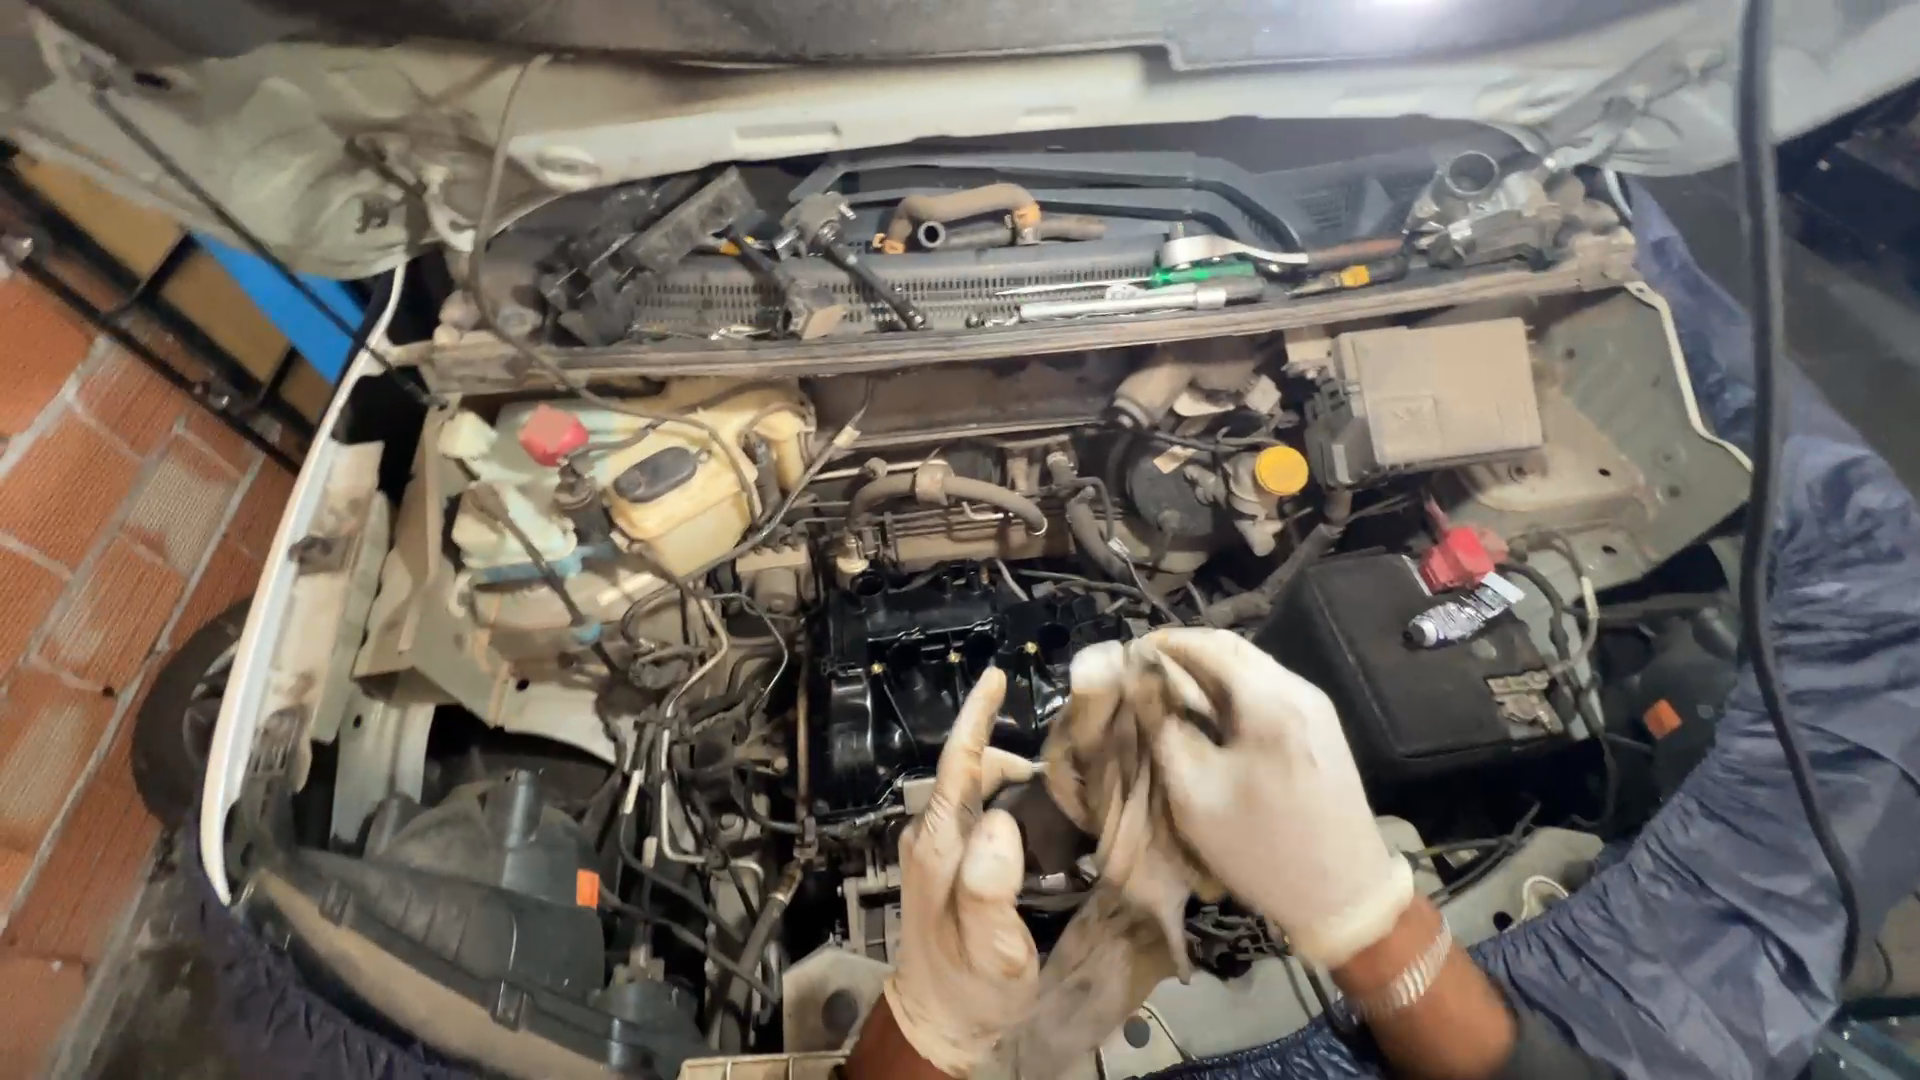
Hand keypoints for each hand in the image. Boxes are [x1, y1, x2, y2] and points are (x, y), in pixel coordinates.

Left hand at [883, 668, 1039, 1076]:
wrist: (940, 1022)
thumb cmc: (970, 986)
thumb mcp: (989, 944)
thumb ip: (990, 882)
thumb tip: (1002, 819)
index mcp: (939, 842)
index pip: (956, 763)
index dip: (975, 717)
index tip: (994, 677)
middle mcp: (930, 834)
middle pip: (972, 772)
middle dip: (1013, 766)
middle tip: (1061, 790)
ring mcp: (934, 847)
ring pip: (976, 792)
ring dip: (1013, 791)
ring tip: (1054, 819)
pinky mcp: (944, 860)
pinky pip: (976, 814)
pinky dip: (1006, 808)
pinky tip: (1034, 835)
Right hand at [1135, 628, 1413, 968]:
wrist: (1347, 897)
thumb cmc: (1260, 848)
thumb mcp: (1194, 793)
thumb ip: (1163, 728)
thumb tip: (1140, 682)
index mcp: (1268, 702)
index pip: (1206, 645)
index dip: (1161, 644)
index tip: (1126, 657)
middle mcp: (1297, 689)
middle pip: (1232, 647)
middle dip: (1184, 650)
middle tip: (1144, 670)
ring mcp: (1315, 705)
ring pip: (1251, 663)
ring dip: (1208, 666)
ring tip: (1169, 689)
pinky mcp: (1321, 724)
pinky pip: (1267, 685)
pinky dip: (1232, 685)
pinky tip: (1209, 709)